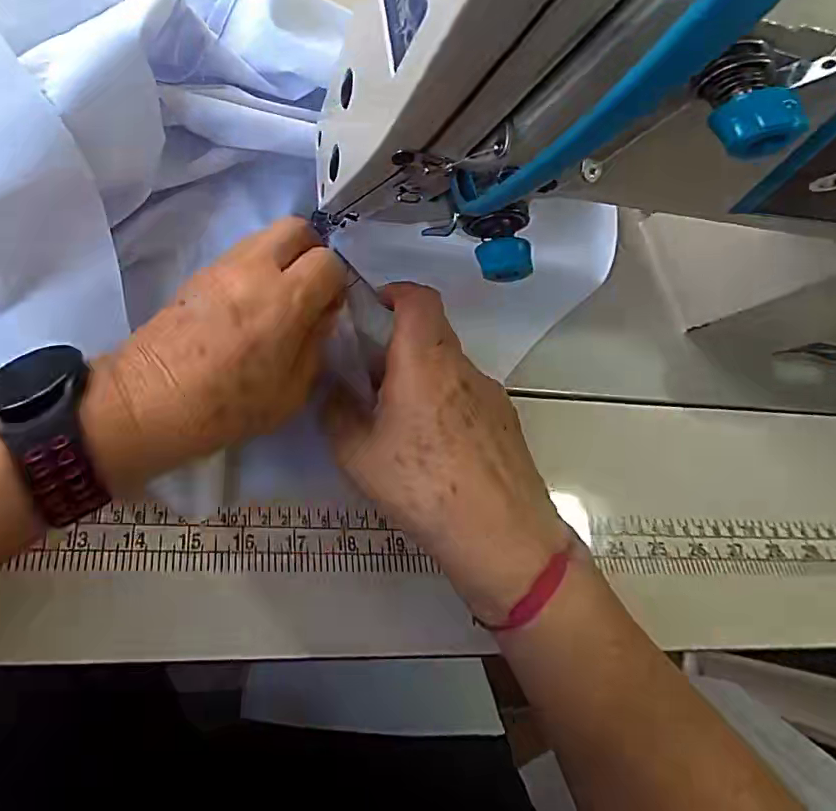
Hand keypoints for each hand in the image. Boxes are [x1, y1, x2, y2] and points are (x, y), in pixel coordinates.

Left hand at [83, 217, 347, 491]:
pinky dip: (250, 268)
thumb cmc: (224, 407)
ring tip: (272, 300)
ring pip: (262, 236)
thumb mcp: (289, 392)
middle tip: (305, 290)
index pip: (328, 260)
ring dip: (277, 258)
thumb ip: (314, 344)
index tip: (326, 309)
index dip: (334, 284)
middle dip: (309, 252)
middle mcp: (252, 269)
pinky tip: (244, 305)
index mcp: (283, 298)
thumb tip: (320, 313)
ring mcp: (219, 267)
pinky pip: (236, 255)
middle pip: (294, 228)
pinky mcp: (195, 274)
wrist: (148, 399)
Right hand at [323, 283, 575, 624]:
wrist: (504, 542)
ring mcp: (489, 396)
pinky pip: (462, 394)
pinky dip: (437, 400)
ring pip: (444, 366)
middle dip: (392, 341)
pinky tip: (425, 447)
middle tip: (361, 374)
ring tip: (389, 418)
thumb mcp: (355, 451)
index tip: (365, 309)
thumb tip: (330, 388)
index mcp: (423, 362)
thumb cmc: (421, 486)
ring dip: (414, 375)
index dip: (391, 292)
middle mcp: (461, 368)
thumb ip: (334, 409)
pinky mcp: (504, 424)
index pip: (417, 298)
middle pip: (428, 331)